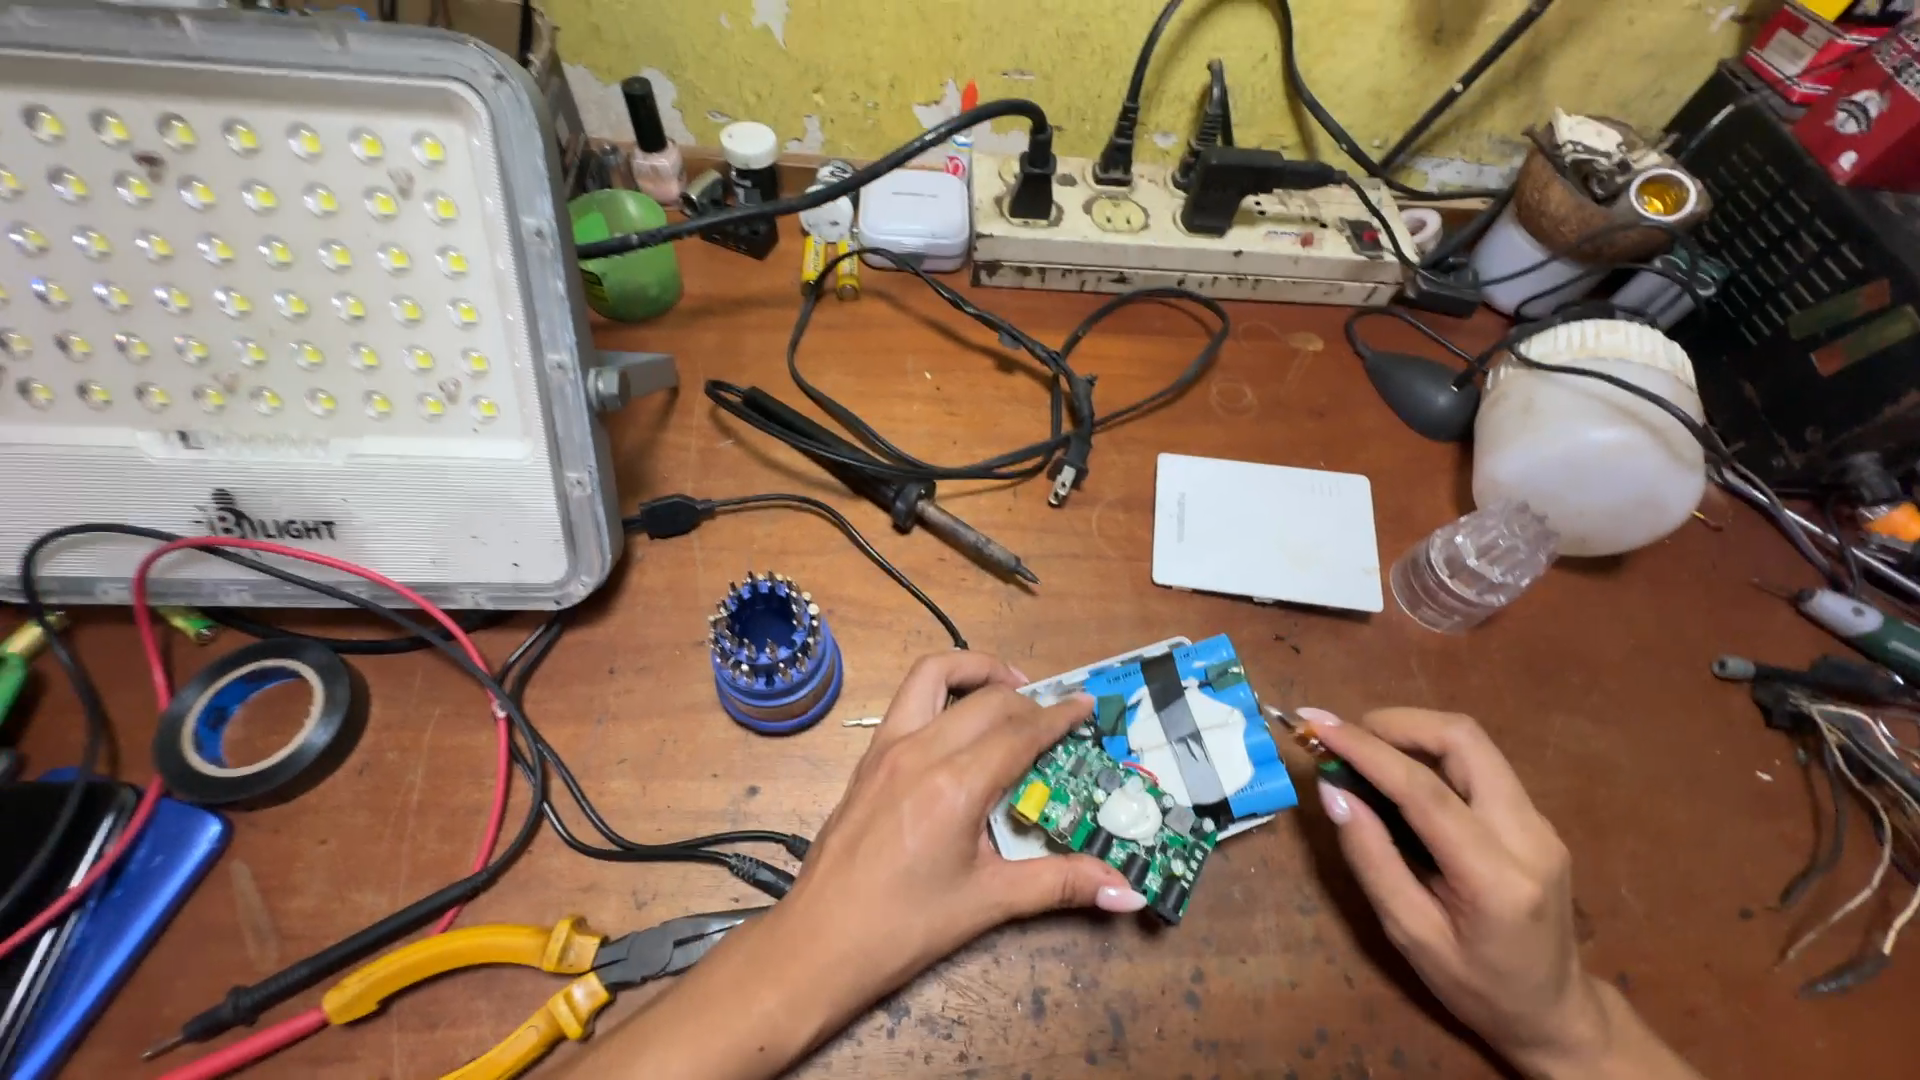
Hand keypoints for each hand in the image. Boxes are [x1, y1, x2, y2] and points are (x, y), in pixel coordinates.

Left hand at [782, 652, 1139, 1003]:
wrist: (817, 944)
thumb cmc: (904, 928)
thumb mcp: (988, 903)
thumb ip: (1060, 884)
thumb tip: (1129, 892)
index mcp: (954, 785)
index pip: (1020, 732)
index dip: (1058, 716)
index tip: (1085, 704)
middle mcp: (919, 750)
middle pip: (986, 699)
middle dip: (1028, 700)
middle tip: (1054, 719)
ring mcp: (886, 747)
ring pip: (933, 675)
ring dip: (975, 671)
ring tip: (1006, 690)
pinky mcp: (867, 756)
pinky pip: (907, 699)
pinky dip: (941, 691)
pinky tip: (958, 724)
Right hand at [1301, 707, 1613, 1077]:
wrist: (1556, 1013)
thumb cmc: (1475, 985)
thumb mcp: (1408, 933)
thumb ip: (1371, 857)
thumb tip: (1333, 789)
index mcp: (1496, 877)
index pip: (1424, 789)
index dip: (1365, 749)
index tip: (1316, 725)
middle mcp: (1529, 835)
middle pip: (1462, 739)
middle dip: (1395, 723)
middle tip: (1345, 737)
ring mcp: (1539, 822)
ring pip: (1471, 741)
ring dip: (1410, 732)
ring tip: (1364, 752)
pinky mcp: (1534, 816)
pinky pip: (1476, 762)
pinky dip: (1427, 751)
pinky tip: (1397, 775)